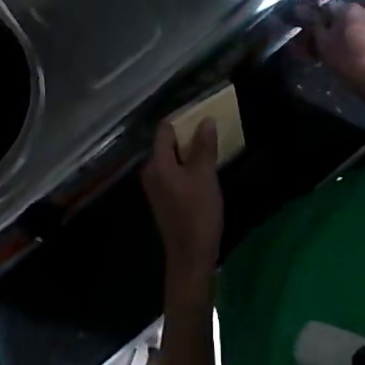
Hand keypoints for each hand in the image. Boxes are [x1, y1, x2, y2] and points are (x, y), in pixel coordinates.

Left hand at [142, 119, 222, 297]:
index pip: (164, 129)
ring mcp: (158, 186)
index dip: (181, 116)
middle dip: (188, 131)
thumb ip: (204, 146)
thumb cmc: (197, 213)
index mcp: (157, 164)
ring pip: (173, 157)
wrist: (191, 256)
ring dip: (191, 148)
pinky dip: (189, 163)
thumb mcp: (204, 175)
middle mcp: (152, 172)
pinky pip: (176, 170)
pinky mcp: (166, 197)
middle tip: (211, 122)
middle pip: (168, 143)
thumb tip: (205, 120)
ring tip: (212, 139)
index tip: (201, 108)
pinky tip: (206, 163)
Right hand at [291, 0, 364, 94]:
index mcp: (348, 7)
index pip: (323, 6)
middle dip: (320, 29)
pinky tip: (332, 54)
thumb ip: (311, 22)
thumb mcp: (323, 40)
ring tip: (318, 52)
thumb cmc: (345, 57)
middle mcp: (361, 10)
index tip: (302, 31)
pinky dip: (341, 40)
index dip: (310, 18)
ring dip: (330, 36)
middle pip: (334, 16)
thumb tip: (299, 8)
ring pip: (343, 26)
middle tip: (307, 44)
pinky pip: (352, 34)